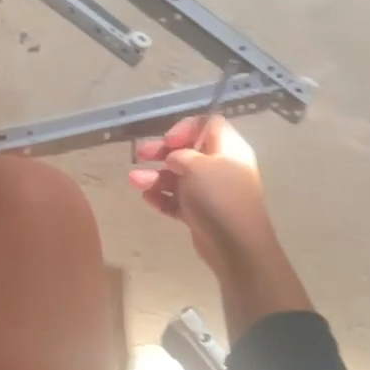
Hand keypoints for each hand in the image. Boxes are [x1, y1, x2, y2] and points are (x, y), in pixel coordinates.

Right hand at [128, 115, 279, 276]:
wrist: (235, 244)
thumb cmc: (218, 196)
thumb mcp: (197, 166)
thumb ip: (181, 155)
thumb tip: (174, 159)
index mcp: (228, 149)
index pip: (208, 125)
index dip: (185, 128)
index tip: (169, 141)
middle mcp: (220, 166)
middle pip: (188, 151)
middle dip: (161, 152)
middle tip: (140, 155)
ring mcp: (209, 191)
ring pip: (178, 177)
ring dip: (154, 176)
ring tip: (134, 181)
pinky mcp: (199, 212)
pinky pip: (176, 199)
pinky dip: (161, 197)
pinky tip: (147, 198)